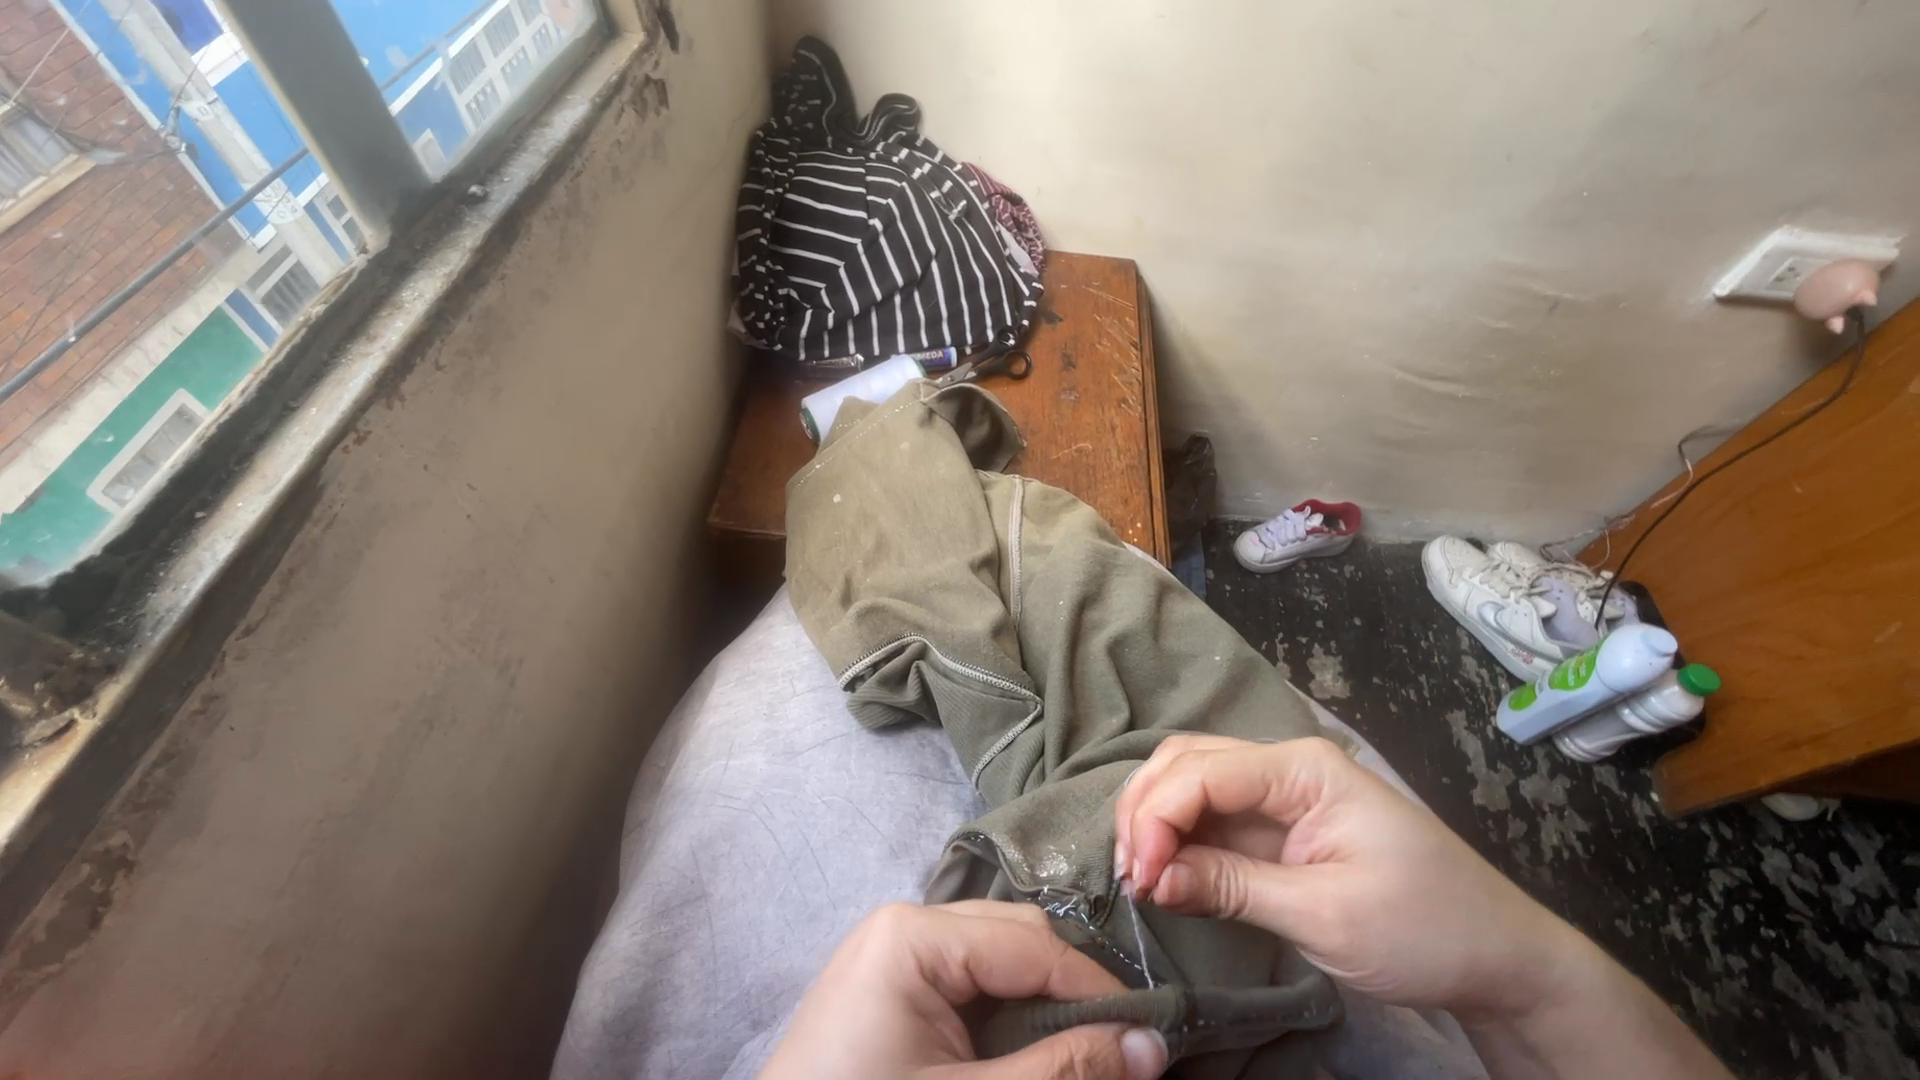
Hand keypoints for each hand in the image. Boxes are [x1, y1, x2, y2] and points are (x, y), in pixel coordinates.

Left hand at [759, 900, 1168, 1079]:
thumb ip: (1060, 1070)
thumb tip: (1153, 1046)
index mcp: (914, 935)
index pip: (1030, 943)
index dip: (1095, 988)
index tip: (1150, 1036)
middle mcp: (906, 923)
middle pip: (1016, 936)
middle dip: (1069, 990)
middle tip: (1116, 1048)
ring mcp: (895, 950)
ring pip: (998, 955)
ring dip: (1041, 1001)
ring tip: (1072, 1052)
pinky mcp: (893, 982)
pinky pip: (968, 979)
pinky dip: (1005, 1011)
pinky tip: (1021, 1048)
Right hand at [1112, 735, 1582, 1019]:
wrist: (1500, 958)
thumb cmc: (1426, 930)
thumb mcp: (1324, 916)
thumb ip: (1230, 887)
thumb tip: (1149, 878)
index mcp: (1303, 770)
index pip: (1204, 771)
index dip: (1157, 816)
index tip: (1140, 877)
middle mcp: (1283, 766)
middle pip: (1187, 762)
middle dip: (1145, 809)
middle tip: (1130, 873)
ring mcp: (1279, 794)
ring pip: (1190, 781)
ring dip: (1153, 820)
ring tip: (1139, 873)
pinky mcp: (1276, 825)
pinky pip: (1210, 816)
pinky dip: (1177, 840)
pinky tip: (1162, 870)